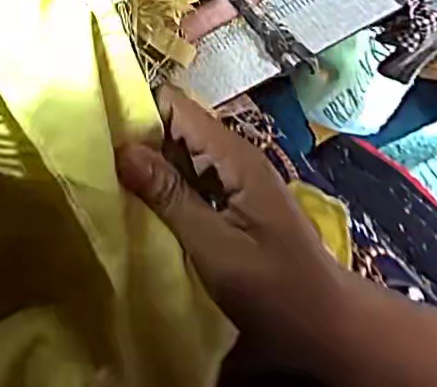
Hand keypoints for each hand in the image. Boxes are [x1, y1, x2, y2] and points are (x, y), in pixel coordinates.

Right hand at [116, 85, 353, 372]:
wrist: (334, 332)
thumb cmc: (279, 293)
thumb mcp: (217, 250)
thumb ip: (170, 198)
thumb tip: (122, 151)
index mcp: (232, 155)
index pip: (174, 104)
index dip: (138, 112)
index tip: (102, 136)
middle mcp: (232, 154)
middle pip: (173, 124)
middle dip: (139, 142)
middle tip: (103, 168)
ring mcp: (233, 176)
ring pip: (179, 151)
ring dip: (151, 167)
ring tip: (116, 187)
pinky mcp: (232, 198)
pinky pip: (190, 176)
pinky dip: (166, 187)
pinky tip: (146, 209)